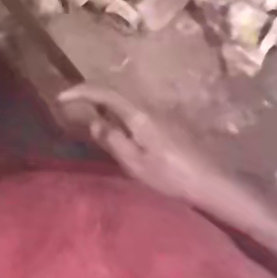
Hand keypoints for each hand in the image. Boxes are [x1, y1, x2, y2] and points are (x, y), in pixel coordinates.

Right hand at [58, 84, 265, 220]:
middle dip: (90, 97)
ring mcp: (162, 115)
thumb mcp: (136, 164)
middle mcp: (150, 108)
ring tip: (87, 120)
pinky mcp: (170, 126)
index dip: (81, 92)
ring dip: (105, 107)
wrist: (216, 185)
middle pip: (115, 94)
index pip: (105, 93)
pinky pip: (136, 113)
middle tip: (69, 107)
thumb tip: (93, 121)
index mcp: (139, 114)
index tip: (60, 97)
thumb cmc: (173, 178)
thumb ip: (112, 140)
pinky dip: (118, 116)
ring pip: (126, 104)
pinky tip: (115, 131)